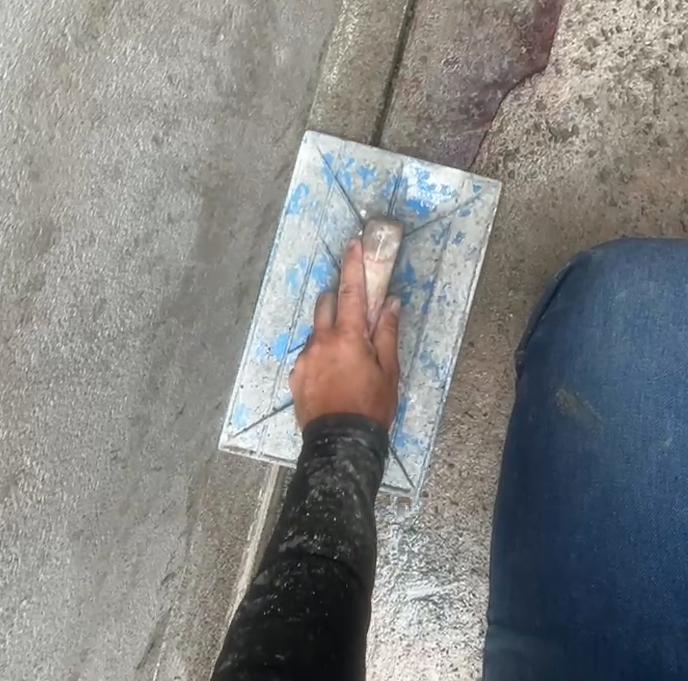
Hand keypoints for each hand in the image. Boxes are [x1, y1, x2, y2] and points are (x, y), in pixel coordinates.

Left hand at [290, 237, 401, 428]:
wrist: (341, 444)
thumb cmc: (372, 406)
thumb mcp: (389, 370)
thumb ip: (387, 333)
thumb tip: (391, 304)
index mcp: (348, 336)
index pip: (352, 291)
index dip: (352, 265)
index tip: (352, 243)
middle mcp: (322, 341)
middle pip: (326, 304)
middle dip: (338, 297)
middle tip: (353, 308)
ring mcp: (305, 358)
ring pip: (317, 332)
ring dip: (330, 332)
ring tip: (346, 357)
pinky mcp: (296, 375)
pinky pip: (309, 354)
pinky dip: (321, 355)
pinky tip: (333, 375)